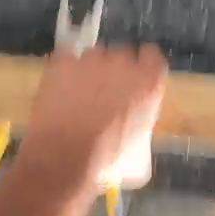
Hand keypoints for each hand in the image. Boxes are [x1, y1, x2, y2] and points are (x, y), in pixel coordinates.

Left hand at [17, 43, 167, 187]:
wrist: (64, 157)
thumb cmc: (108, 160)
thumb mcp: (140, 155)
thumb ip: (143, 132)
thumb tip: (136, 140)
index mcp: (150, 81)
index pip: (153, 58)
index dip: (143, 69)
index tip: (136, 82)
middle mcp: (123, 62)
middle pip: (122, 55)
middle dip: (116, 69)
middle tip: (107, 92)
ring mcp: (90, 59)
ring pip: (94, 55)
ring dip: (90, 70)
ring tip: (80, 93)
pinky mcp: (62, 61)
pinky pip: (66, 60)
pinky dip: (64, 72)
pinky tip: (61, 91)